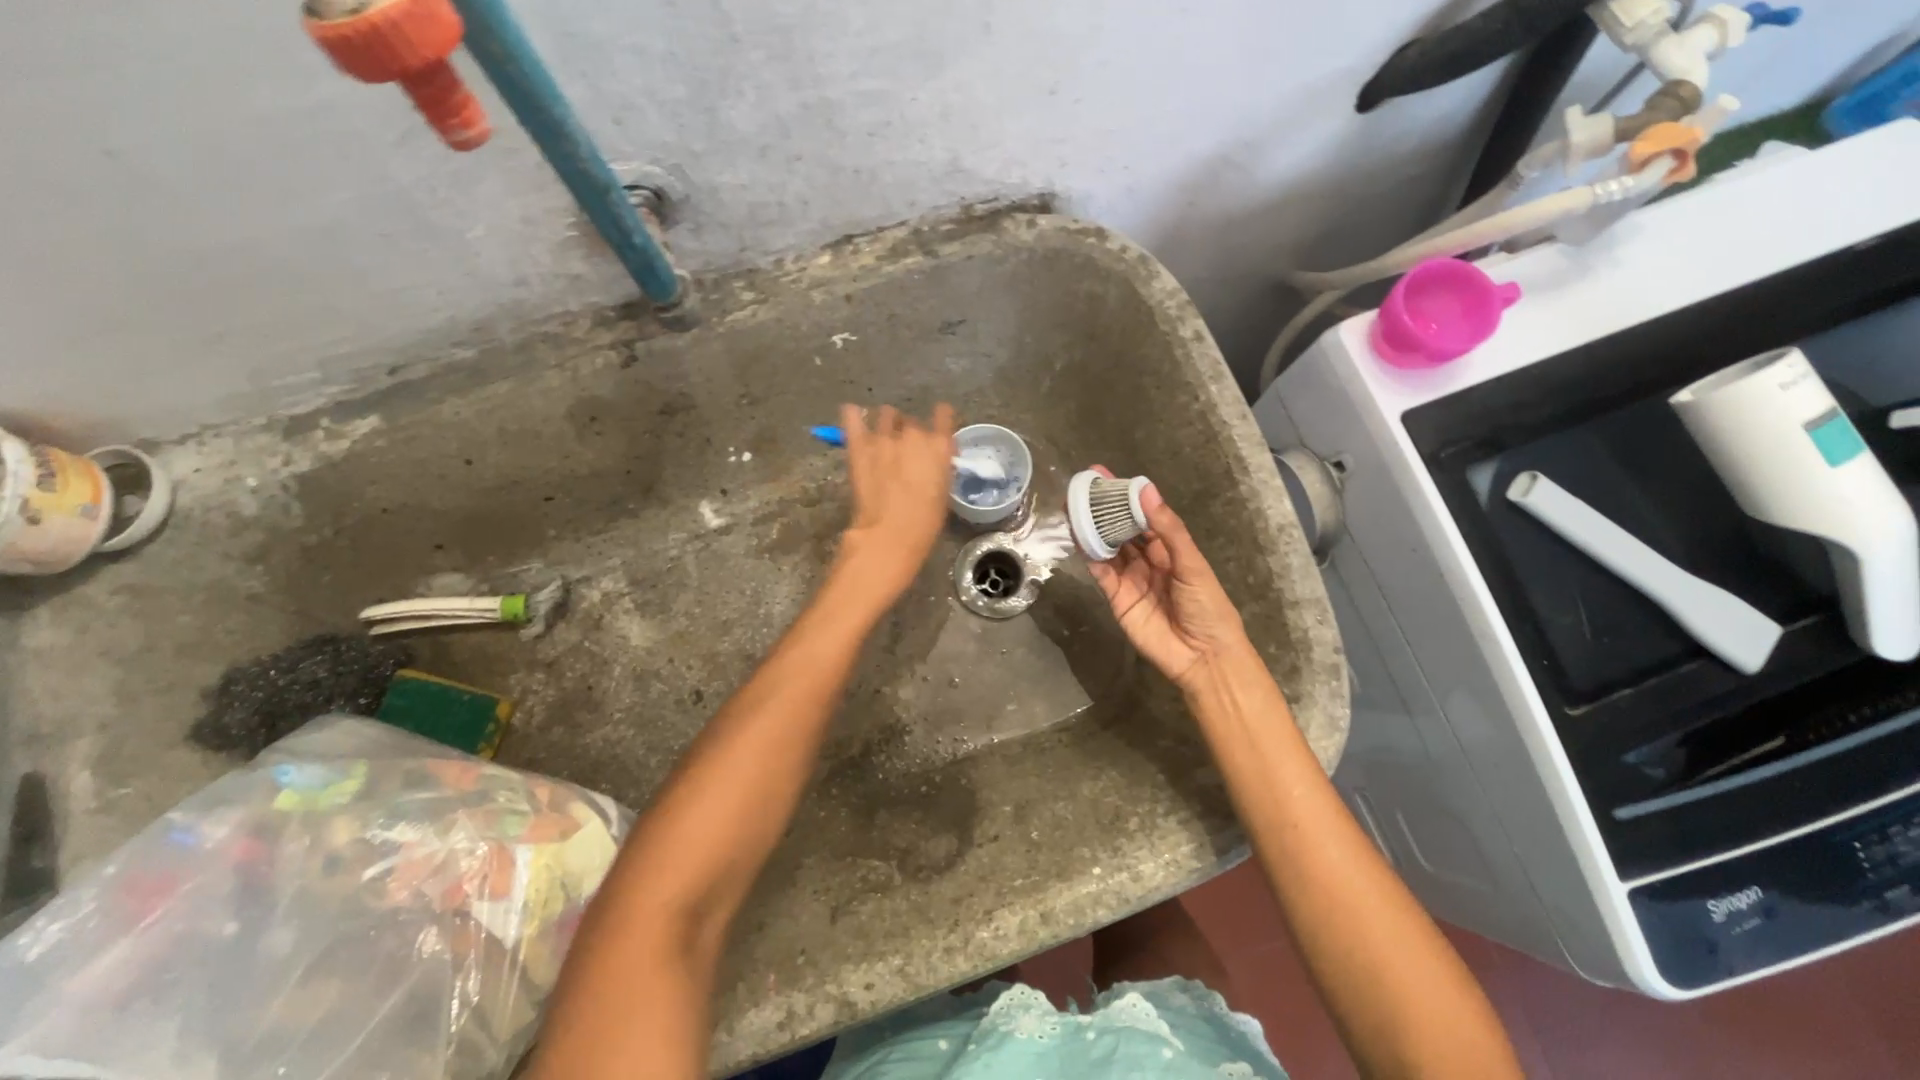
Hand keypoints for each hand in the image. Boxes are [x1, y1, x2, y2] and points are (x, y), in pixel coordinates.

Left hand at [834, 402, 955, 608]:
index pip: (943, 414)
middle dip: (910, 433)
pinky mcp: (858, 444)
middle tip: (905, 453)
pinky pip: (853, 416)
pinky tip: (854, 418)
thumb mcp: (943, 492)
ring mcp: (884, 436)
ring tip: (882, 440)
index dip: (940, 419)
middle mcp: (913, 434)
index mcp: (939, 445)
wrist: (890, 534)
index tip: (937, 430)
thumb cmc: (924, 522)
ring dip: (887, 424)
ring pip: (886, 414)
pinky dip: (853, 415)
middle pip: (912, 421)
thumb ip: (939, 467)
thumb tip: (931, 460)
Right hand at [1085, 469, 1248, 688]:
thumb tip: (1145, 488)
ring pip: (1107, 549)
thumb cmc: (1208, 606)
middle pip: (1121, 530)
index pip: (1143, 516)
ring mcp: (1130, 579)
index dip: (1125, 496)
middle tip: (1082, 487)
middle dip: (1103, 509)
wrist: (1203, 656)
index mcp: (1170, 549)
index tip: (1104, 475)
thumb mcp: (1192, 563)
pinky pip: (1101, 573)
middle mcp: (1147, 561)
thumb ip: (1167, 528)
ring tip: (1073, 506)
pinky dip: (1089, 556)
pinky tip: (1078, 537)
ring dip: (1092, 529)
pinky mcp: (1117, 599)